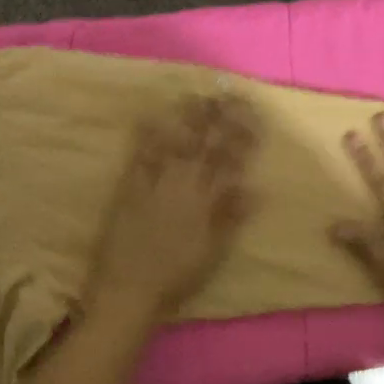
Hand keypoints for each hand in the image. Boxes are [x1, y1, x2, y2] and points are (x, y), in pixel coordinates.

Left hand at [86, 95, 258, 322]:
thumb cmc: (176, 276)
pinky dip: (148, 133)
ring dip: (188, 117)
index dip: (242, 135)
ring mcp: (154, 182)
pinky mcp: (130, 186)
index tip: (252, 114)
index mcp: (206, 201)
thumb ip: (231, 217)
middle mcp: (183, 184)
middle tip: (227, 94)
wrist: (128, 289)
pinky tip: (153, 115)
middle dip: (217, 117)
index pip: (229, 159)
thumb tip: (255, 188)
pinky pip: (141, 153)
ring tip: (198, 97)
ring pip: (175, 141)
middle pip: (204, 143)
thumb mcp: (213, 252)